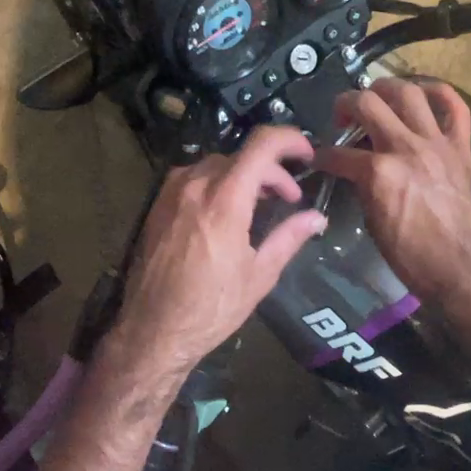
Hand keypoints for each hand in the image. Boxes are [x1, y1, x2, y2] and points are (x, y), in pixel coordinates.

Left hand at [113, 126, 328, 373]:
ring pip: (217, 164)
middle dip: (271, 171)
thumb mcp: (259, 276)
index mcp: (224, 200)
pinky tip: (225, 212)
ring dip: (243, 176)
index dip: (290, 139)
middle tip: (288, 198)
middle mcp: (195, 185)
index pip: (261, 145)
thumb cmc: (211, 308)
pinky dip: (218, 183)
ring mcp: (172, 192)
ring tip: (258, 205)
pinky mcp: (158, 203)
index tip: (307, 154)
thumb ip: (289, 237)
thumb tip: (317, 217)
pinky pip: (194, 177)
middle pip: (241, 156)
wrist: (153, 330)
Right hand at [315, 79, 470, 308]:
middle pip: (368, 103)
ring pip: (408, 93)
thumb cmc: (413, 257)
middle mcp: (405, 148)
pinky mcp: (460, 148)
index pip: (338, 154)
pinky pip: (455, 107)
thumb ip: (363, 187)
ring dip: (387, 87)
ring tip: (377, 94)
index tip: (318, 158)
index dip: (322, 155)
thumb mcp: (374, 224)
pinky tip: (423, 92)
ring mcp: (436, 144)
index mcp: (378, 172)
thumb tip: (355, 171)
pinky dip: (439, 93)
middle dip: (346, 103)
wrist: (464, 270)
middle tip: (341, 114)